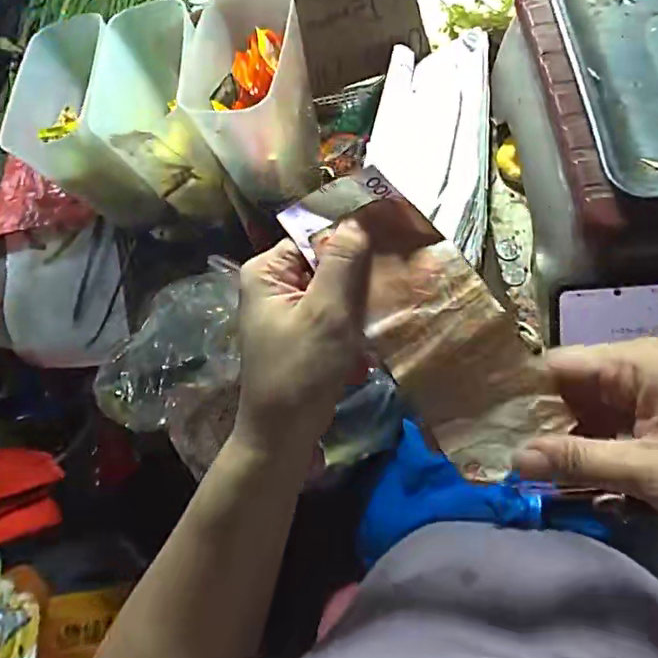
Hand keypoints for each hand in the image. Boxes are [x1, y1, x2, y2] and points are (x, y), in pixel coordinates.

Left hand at [233, 221, 371, 456]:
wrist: (280, 439)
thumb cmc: (300, 372)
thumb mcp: (326, 313)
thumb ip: (342, 263)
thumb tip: (357, 218)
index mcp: (266, 271)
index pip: (314, 236)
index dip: (351, 238)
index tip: (390, 242)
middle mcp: (273, 285)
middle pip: (326, 264)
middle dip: (357, 283)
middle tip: (386, 294)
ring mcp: (286, 312)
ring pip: (335, 293)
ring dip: (357, 312)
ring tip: (368, 335)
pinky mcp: (301, 336)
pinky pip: (333, 318)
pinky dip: (349, 333)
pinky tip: (358, 358)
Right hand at [514, 339, 657, 560]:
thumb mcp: (655, 474)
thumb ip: (579, 461)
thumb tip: (512, 457)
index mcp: (636, 361)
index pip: (553, 366)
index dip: (517, 396)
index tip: (485, 428)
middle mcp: (643, 364)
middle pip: (570, 389)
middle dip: (544, 429)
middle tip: (514, 469)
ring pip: (593, 411)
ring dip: (575, 447)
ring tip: (551, 485)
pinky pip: (621, 426)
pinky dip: (605, 453)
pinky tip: (597, 487)